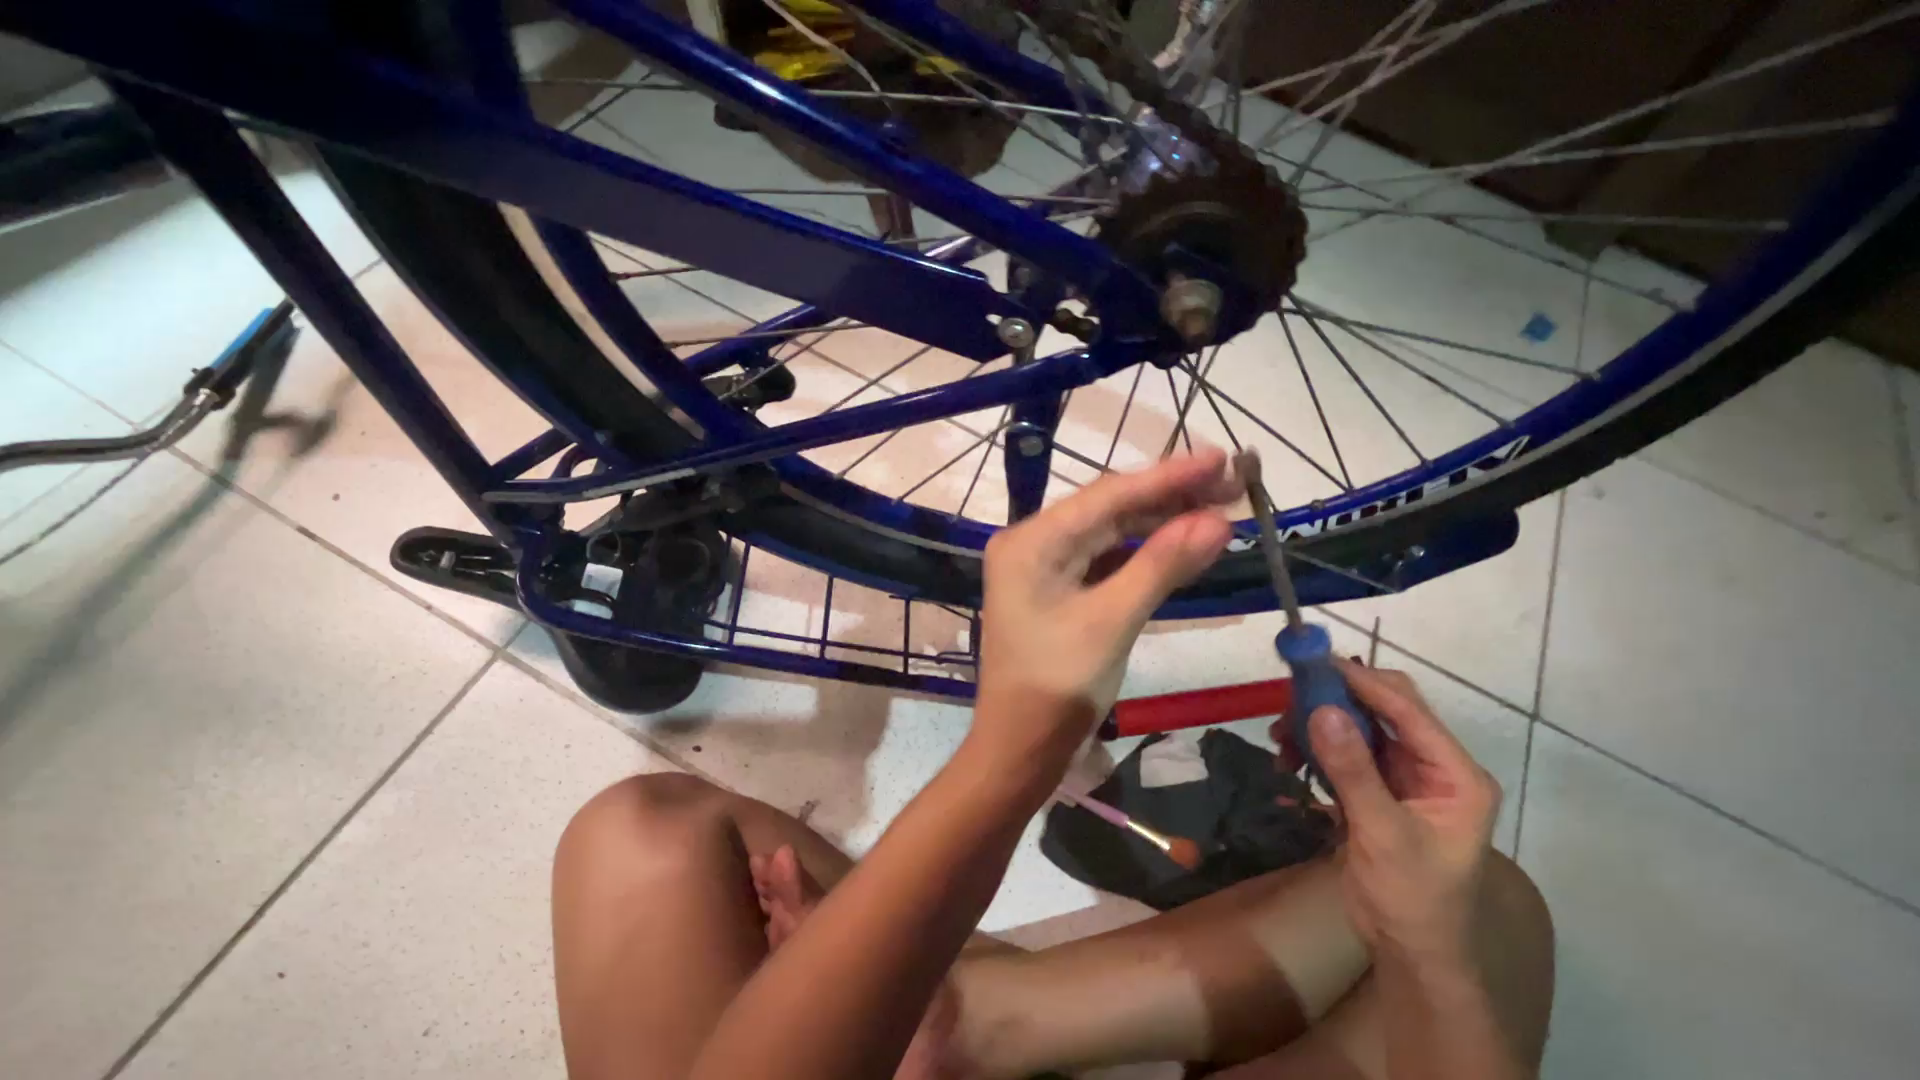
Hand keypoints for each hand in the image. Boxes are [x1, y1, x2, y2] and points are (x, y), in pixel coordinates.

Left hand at [972, 450, 1238, 764]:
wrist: (1020, 749)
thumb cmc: (1059, 687)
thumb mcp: (1113, 621)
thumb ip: (1162, 564)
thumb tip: (1218, 520)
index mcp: (1032, 541)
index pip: (1109, 495)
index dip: (1169, 476)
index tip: (1223, 458)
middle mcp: (1033, 543)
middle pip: (1110, 509)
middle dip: (1171, 496)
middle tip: (1234, 482)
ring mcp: (1045, 568)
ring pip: (1112, 533)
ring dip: (1163, 523)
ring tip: (1221, 507)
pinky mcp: (1059, 593)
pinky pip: (1108, 560)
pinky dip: (1146, 554)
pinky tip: (1185, 544)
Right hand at [1302, 663, 1501, 969]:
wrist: (1411, 952)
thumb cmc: (1413, 898)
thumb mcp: (1383, 834)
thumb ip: (1353, 770)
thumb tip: (1322, 710)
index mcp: (1456, 774)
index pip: (1409, 710)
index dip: (1364, 682)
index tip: (1316, 664)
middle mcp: (1435, 767)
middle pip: (1385, 710)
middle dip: (1336, 700)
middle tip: (1289, 697)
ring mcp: (1407, 779)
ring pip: (1360, 728)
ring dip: (1320, 725)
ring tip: (1280, 736)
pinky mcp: (1380, 792)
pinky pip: (1347, 754)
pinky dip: (1318, 749)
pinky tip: (1289, 758)